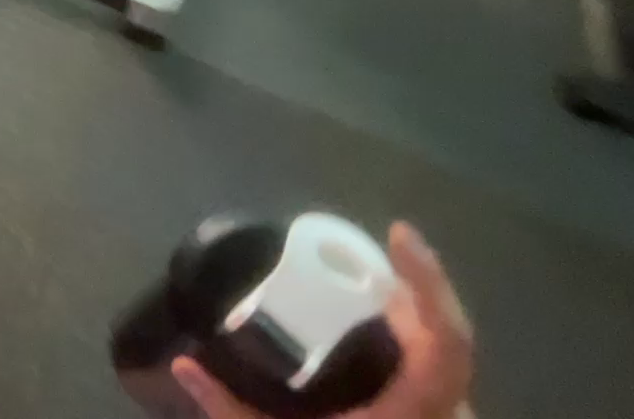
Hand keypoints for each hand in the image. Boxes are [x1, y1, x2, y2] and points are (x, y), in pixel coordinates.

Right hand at [172, 222, 474, 418]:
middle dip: (410, 283)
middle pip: (447, 334)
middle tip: (360, 251)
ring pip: (445, 350)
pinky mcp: (441, 416)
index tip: (398, 232)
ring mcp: (451, 414)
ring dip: (413, 307)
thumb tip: (182, 362)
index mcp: (419, 409)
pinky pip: (438, 364)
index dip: (430, 282)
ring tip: (362, 278)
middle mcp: (449, 410)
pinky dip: (413, 332)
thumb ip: (229, 408)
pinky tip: (377, 321)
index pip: (447, 339)